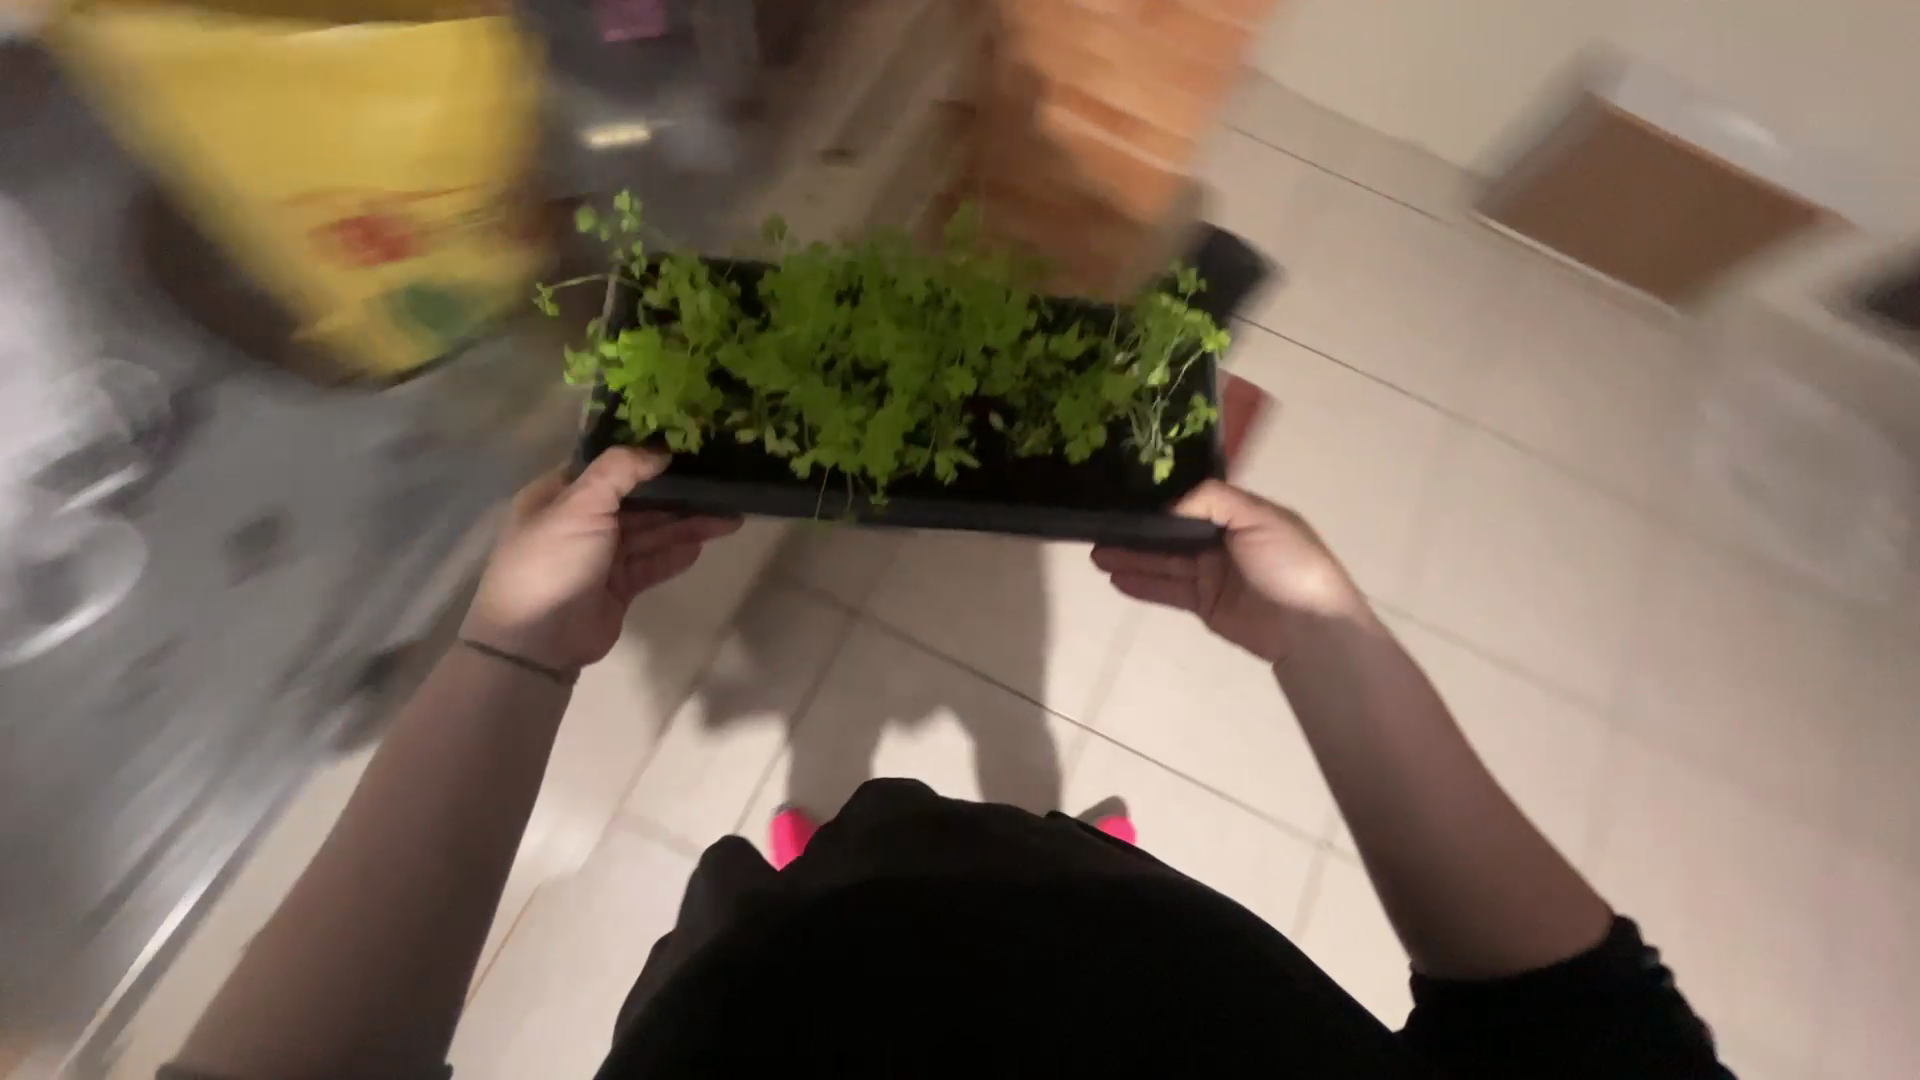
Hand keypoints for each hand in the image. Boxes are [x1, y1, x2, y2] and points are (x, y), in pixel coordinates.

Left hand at [461, 448, 741, 671]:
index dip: (644, 457)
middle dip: (678, 496)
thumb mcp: (579, 505)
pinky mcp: (619, 586)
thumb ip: (619, 471)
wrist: (537, 639)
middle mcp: (580, 522)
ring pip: (651, 534)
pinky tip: (702, 546)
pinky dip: (675, 555)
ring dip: (687, 526)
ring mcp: (600, 556)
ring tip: (729, 519)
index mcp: (560, 495)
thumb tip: (660, 450)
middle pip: (638, 502)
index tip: (687, 448)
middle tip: (721, 488)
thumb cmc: (552, 560)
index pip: (608, 467)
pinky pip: (652, 564)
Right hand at [1091, 480, 1363, 664]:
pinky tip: (1116, 579)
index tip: (1125, 499)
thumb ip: (1211, 501)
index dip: (1159, 503)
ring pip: (1164, 563)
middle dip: (1136, 533)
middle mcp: (1222, 542)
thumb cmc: (1288, 563)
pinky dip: (1143, 585)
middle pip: (1171, 535)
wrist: (1309, 626)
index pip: (1191, 504)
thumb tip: (1166, 504)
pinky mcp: (1204, 604)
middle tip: (1098, 530)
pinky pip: (1167, 591)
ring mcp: (1212, 575)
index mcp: (1239, 515)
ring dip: (1132, 559)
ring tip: (1096, 555)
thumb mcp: (1258, 517)